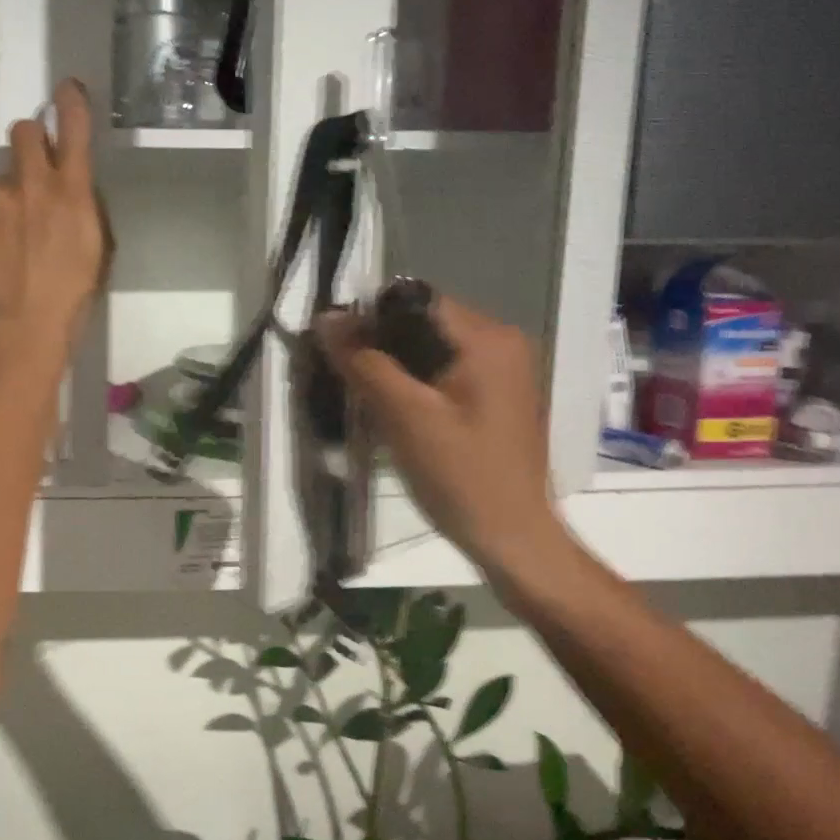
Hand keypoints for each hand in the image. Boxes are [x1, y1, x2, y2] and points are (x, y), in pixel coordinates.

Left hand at [0, 79, 107, 343]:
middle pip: (23, 131)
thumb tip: (70, 183)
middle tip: (34, 163)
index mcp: (72, 191)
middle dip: (30, 138)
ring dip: (10, 191)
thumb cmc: (74, 290)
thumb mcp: (96, 242)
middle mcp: (32, 184)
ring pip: (2, 176)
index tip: (66, 89)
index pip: (72, 129)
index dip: (70, 103)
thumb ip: (82, 202)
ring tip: (16, 231)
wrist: (26, 322)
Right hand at [317, 297, 557, 558]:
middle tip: (345, 378)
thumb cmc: (461, 476)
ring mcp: (504, 370)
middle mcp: (502, 342)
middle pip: (423, 323)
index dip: (369, 318)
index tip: (337, 350)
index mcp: (487, 338)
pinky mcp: (497, 396)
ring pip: (431, 348)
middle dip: (380, 344)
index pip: (414, 301)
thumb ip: (365, 362)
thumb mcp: (405, 416)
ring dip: (394, 366)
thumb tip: (327, 318)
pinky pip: (445, 371)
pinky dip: (416, 383)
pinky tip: (396, 413)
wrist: (513, 538)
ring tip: (365, 397)